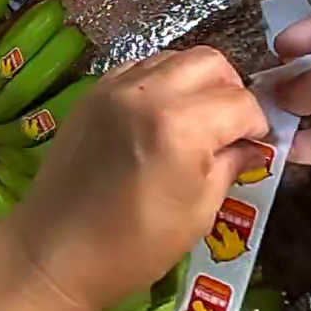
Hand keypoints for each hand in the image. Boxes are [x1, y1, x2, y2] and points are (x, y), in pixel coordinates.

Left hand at [6, 47, 268, 310]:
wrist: (52, 253)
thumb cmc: (132, 247)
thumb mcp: (198, 213)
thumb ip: (230, 165)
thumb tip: (251, 144)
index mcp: (180, 126)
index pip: (241, 103)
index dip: (257, 125)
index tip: (255, 146)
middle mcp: (149, 91)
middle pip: (212, 63)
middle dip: (231, 91)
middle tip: (228, 127)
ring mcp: (116, 86)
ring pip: (176, 57)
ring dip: (197, 82)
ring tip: (195, 119)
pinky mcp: (94, 91)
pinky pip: (141, 67)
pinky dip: (161, 81)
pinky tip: (159, 115)